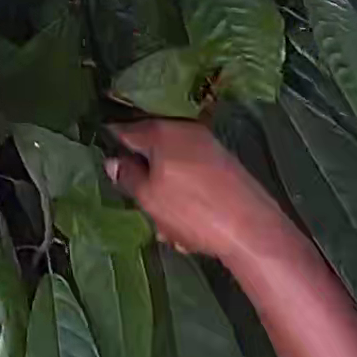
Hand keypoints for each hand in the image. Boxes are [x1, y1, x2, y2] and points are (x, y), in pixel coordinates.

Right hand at [105, 119, 290, 260]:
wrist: (253, 228)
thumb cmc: (193, 210)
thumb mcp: (150, 198)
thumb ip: (128, 176)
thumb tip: (112, 160)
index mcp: (160, 131)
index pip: (124, 129)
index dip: (111, 143)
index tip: (102, 156)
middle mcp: (182, 128)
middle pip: (151, 147)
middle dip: (144, 175)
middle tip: (143, 206)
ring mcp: (205, 143)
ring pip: (172, 164)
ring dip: (166, 191)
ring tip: (170, 228)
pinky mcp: (223, 162)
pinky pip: (192, 173)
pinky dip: (186, 194)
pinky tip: (189, 224)